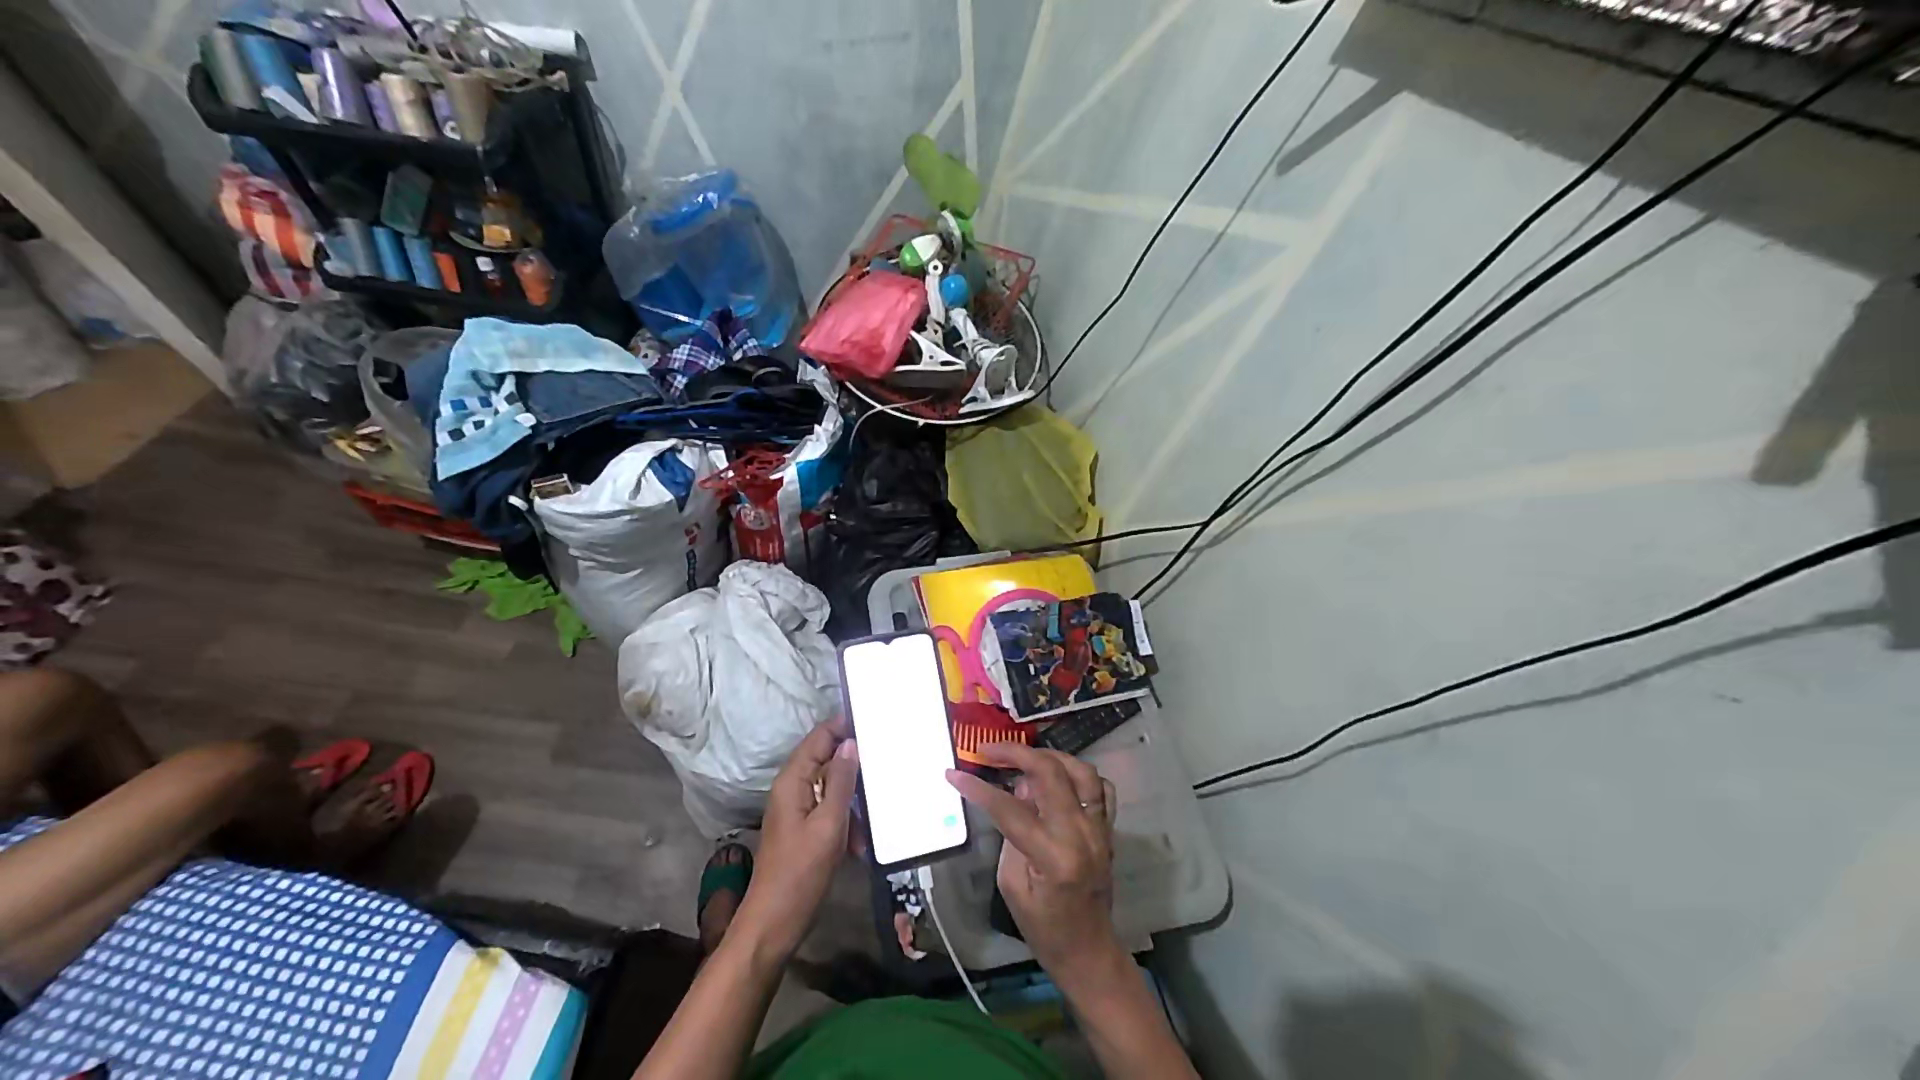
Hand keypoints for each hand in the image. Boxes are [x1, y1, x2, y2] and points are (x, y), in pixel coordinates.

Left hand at [737, 717, 858, 957]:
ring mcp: (798, 809)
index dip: (846, 726)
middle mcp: (793, 788)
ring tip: (873, 821)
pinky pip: (832, 811)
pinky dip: (848, 822)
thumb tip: (851, 744)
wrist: (774, 924)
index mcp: (793, 780)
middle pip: (829, 760)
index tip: (878, 723)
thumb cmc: (801, 872)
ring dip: (855, 801)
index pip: (820, 737)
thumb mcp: (828, 824)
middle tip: (888, 767)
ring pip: (834, 787)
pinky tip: (860, 845)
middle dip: (857, 766)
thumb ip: (842, 782)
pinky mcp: (806, 829)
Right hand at [946, 742, 1122, 982]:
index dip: (979, 788)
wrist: (1089, 951)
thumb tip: (1015, 794)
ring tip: (1022, 758)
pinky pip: (1099, 787)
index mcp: (1053, 855)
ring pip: (1079, 770)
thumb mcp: (1012, 886)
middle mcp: (1081, 833)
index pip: (1010, 808)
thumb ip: (1011, 835)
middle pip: (1050, 772)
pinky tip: (1056, 778)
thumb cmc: (1044, 928)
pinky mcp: (1108, 827)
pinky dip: (1077, 774)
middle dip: (1016, 753)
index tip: (955, 773)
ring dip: (1048, 757)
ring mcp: (1100, 827)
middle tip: (989, 751)